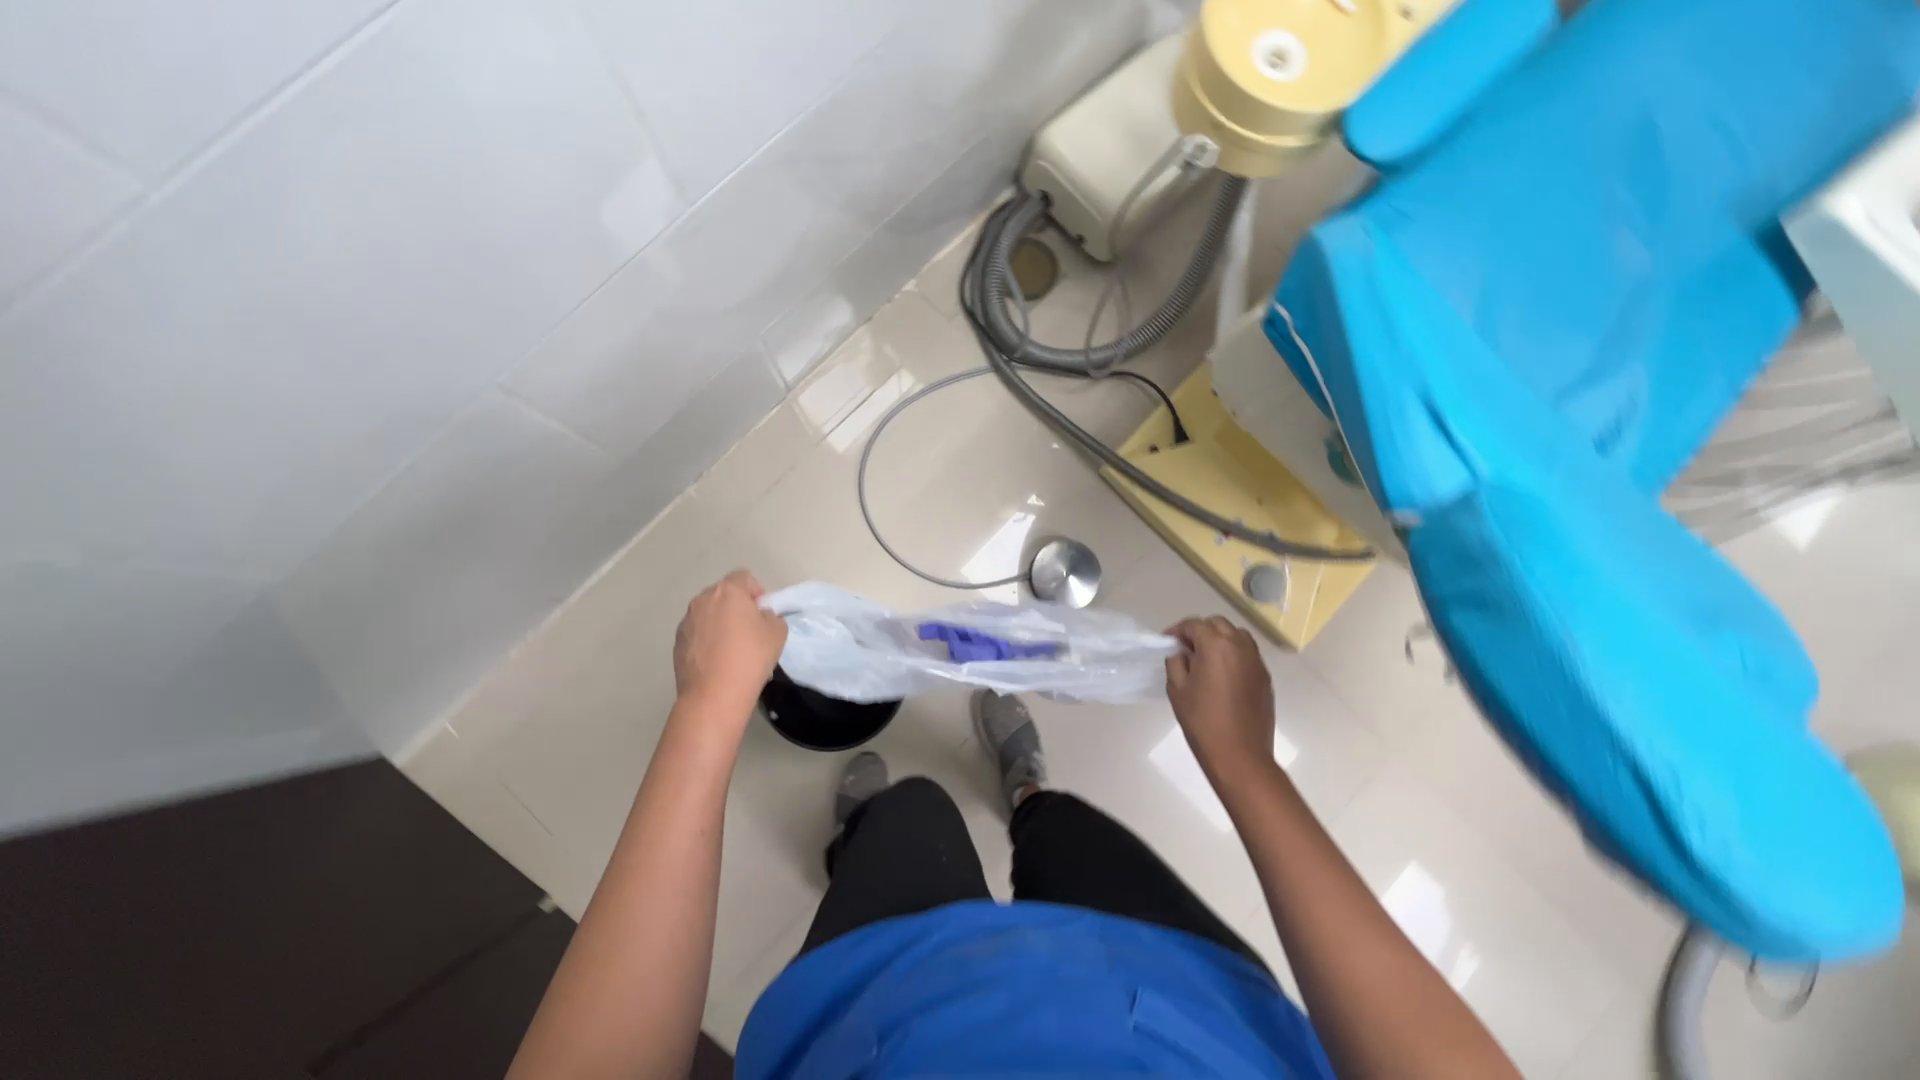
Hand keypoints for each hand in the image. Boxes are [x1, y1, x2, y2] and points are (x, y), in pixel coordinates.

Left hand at [673, 571, 787, 713]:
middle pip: (723, 595)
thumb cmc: (750, 657)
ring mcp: (686, 622)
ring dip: (720, 623)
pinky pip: (697, 633)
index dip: (757, 592)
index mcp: (727, 592)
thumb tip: (758, 617)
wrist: (714, 694)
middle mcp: (702, 600)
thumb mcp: (777, 632)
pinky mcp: (677, 642)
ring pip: (708, 614)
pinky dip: (707, 640)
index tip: (762, 615)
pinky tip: (717, 662)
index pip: (744, 577)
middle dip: (737, 607)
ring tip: (731, 650)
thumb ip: (770, 616)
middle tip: (750, 632)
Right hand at [1165, 616, 1276, 782]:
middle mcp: (1240, 646)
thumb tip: (1181, 652)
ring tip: (1206, 659)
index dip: (1178, 630)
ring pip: (1237, 636)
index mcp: (1216, 646)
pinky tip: (1223, 675)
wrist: (1240, 754)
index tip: (1167, 642)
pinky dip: (1234, 654)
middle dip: (1200, 631)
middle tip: (1185, 649)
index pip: (1195, 624)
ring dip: (1220, 639)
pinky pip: (1248, 654)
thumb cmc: (1202, 721)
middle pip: (1218, 624)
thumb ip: (1176, 662)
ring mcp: (1256, 661)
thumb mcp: (1177, 689)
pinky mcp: (1265, 677)